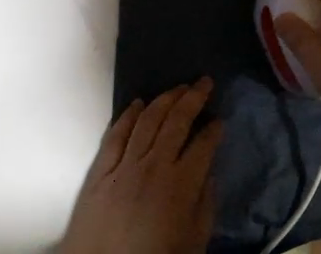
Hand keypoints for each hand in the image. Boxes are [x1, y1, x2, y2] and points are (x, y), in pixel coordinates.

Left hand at [60, 78, 222, 253]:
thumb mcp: (193, 241)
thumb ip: (205, 205)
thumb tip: (209, 173)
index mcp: (180, 184)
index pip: (203, 145)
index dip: (214, 130)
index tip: (220, 120)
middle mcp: (154, 166)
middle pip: (177, 121)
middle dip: (194, 97)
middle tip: (205, 82)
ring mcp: (125, 164)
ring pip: (148, 120)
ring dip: (166, 99)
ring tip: (179, 87)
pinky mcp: (100, 169)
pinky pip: (116, 134)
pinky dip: (128, 115)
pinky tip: (138, 104)